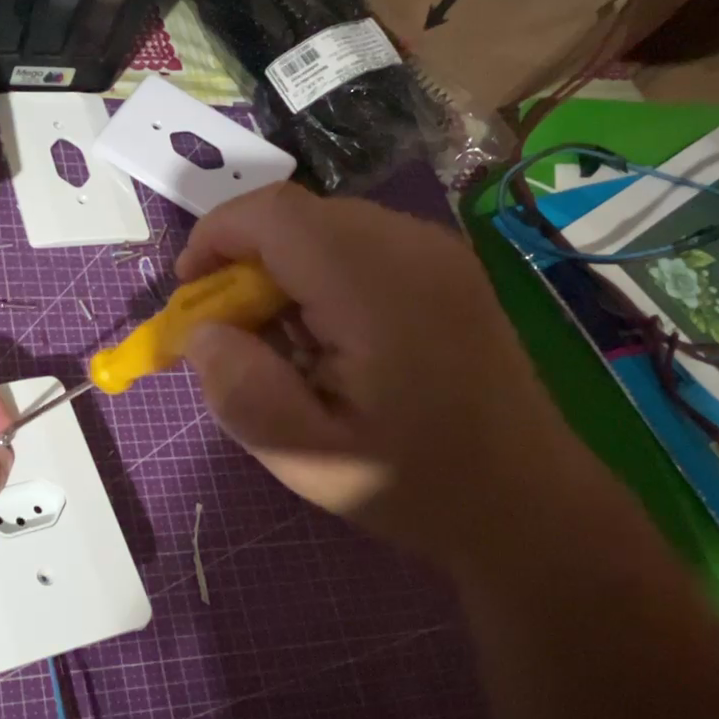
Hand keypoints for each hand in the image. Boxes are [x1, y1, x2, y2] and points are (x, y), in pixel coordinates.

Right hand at [176, 184, 601, 558]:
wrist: (530, 503)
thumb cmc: (412, 483)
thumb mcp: (305, 456)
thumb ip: (240, 388)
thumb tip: (201, 332)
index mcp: (374, 285)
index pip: (272, 214)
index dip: (213, 239)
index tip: (188, 298)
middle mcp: (412, 247)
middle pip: (296, 215)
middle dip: (242, 262)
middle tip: (229, 334)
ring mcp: (439, 253)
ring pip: (326, 227)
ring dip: (280, 271)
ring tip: (279, 345)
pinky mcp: (449, 270)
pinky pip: (360, 245)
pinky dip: (318, 276)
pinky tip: (328, 340)